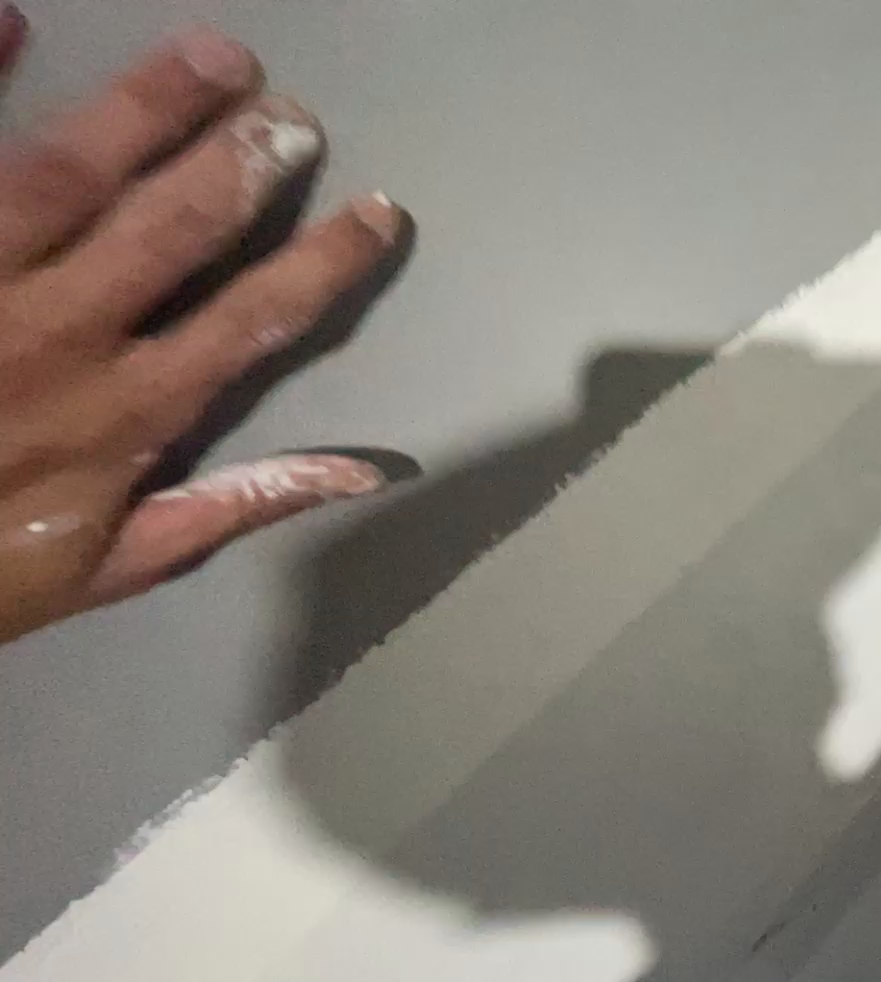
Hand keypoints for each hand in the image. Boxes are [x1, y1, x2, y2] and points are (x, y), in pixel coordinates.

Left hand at [0, 17, 404, 644]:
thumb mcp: (118, 560)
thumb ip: (239, 504)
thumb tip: (368, 473)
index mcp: (126, 410)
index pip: (256, 318)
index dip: (324, 261)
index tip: (375, 212)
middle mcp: (51, 334)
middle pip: (167, 231)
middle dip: (239, 166)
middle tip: (292, 114)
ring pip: (59, 174)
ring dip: (142, 109)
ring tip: (212, 55)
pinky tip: (3, 16)